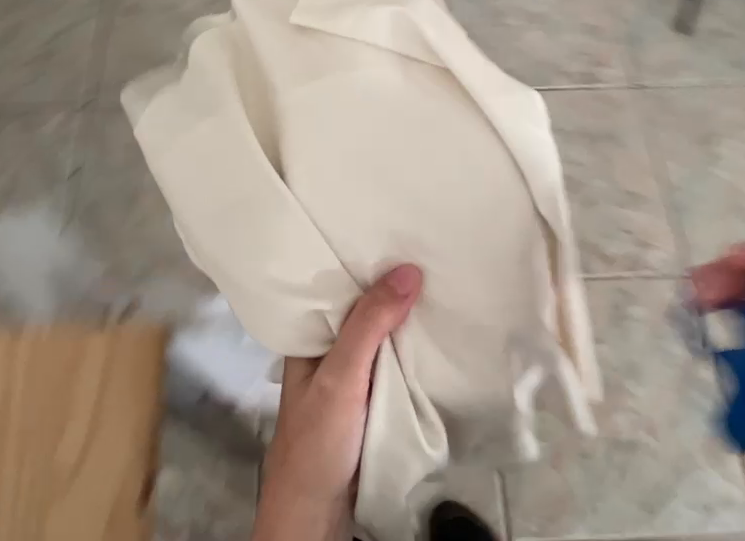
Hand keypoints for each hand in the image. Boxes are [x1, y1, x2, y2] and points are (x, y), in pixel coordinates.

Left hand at [252, 264, 422, 540]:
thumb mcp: (343, 374)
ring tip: (436, 280)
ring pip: (377, 336)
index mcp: (308, 336)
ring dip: (401, 318)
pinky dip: (407, 349)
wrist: (317, 513)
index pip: (335, 285)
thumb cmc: (318, 439)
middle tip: (428, 250)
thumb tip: (408, 270)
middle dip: (389, 287)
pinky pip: (390, 363)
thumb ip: (369, 325)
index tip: (397, 233)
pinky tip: (430, 334)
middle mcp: (326, 350)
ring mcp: (347, 376)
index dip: (363, 261)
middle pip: (360, 309)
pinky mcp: (367, 400)